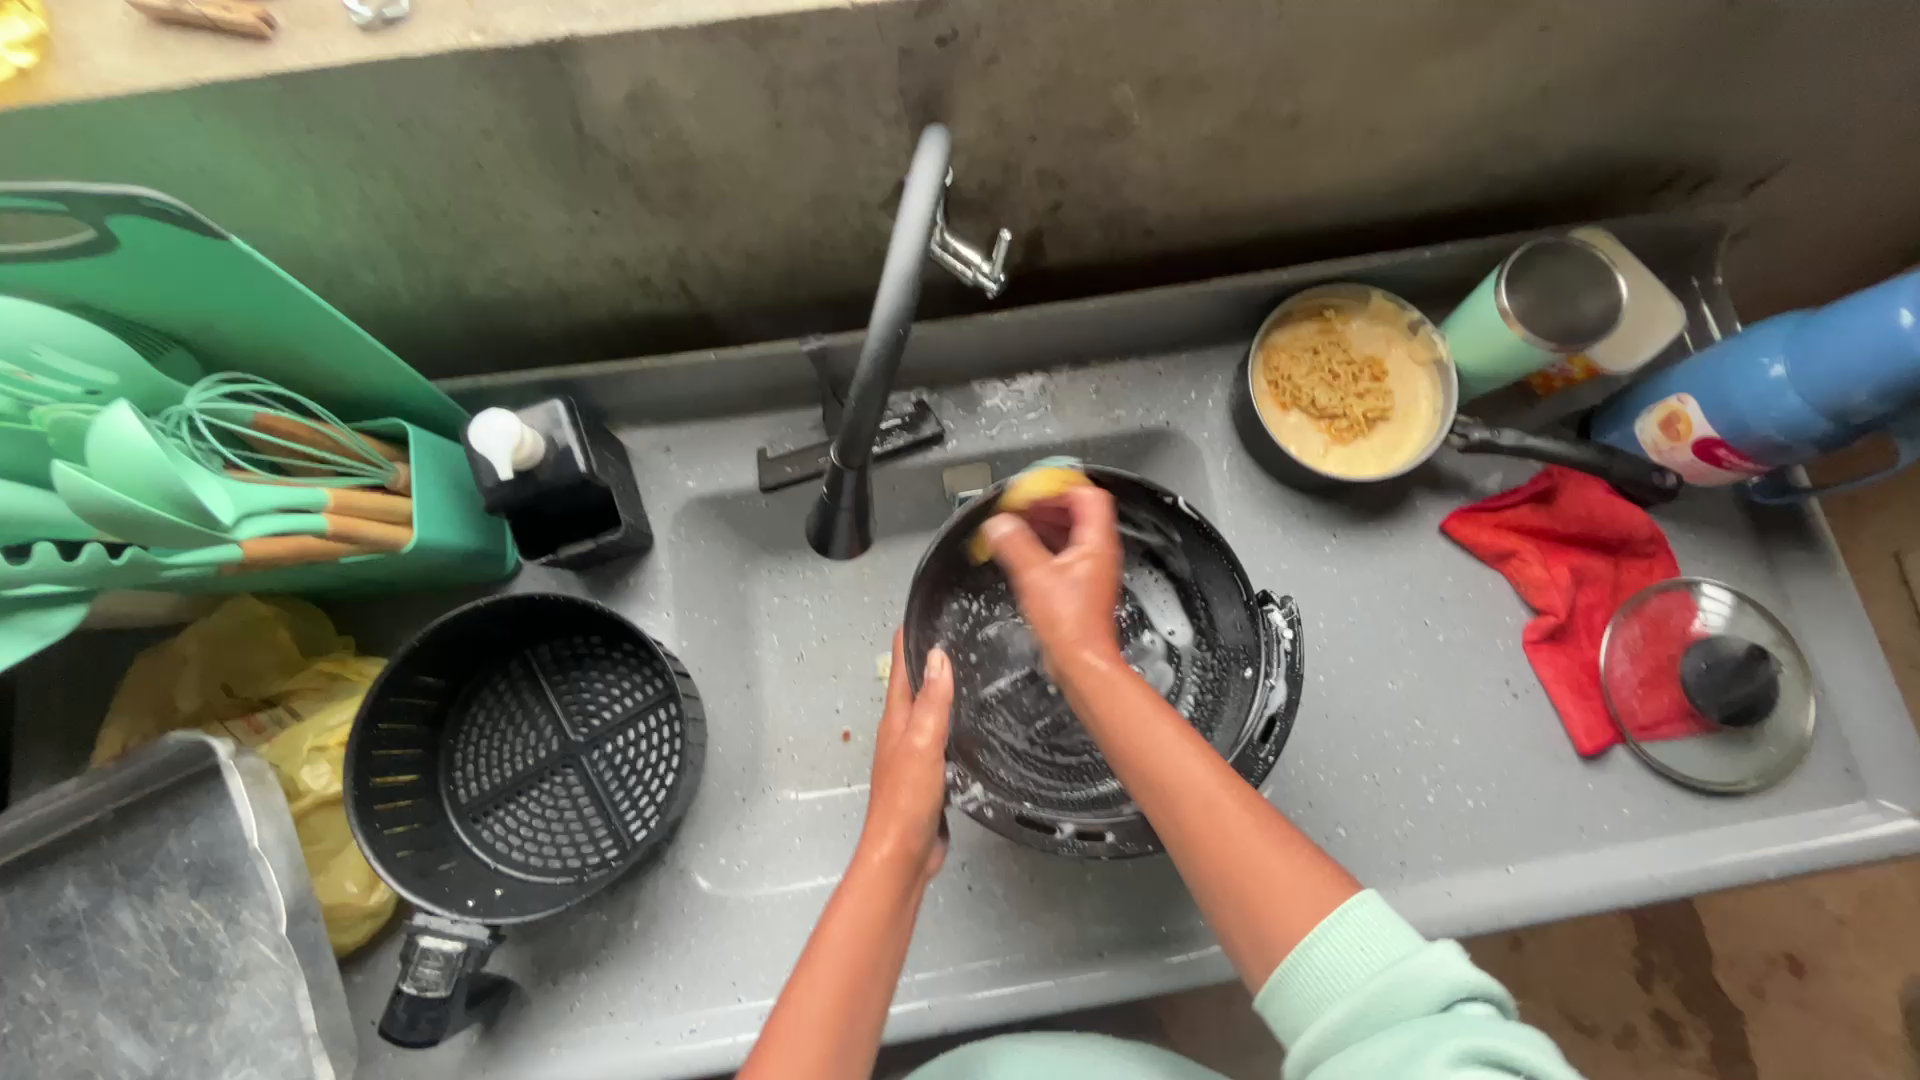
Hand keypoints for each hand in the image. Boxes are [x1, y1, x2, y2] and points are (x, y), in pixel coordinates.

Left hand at [860, 631, 954, 881]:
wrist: (902, 854)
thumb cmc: (906, 798)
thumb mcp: (922, 743)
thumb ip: (932, 702)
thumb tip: (937, 654)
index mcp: (897, 719)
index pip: (901, 666)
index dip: (911, 638)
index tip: (927, 611)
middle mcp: (904, 731)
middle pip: (918, 686)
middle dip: (935, 660)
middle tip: (963, 635)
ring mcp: (917, 754)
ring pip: (934, 713)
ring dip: (948, 693)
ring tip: (975, 671)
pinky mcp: (932, 775)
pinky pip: (947, 740)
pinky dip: (959, 725)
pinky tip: (977, 725)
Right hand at [981, 484, 1123, 672]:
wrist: (1081, 662)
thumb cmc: (1069, 625)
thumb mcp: (1034, 576)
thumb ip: (1014, 545)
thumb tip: (999, 524)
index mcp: (1096, 543)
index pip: (1087, 496)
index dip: (1059, 487)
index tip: (1032, 490)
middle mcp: (1099, 553)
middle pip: (1079, 511)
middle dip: (1048, 503)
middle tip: (1021, 505)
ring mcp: (1092, 569)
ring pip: (1072, 532)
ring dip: (1045, 523)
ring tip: (1018, 523)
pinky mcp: (1081, 586)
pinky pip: (1065, 552)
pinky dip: (1045, 543)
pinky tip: (1024, 549)